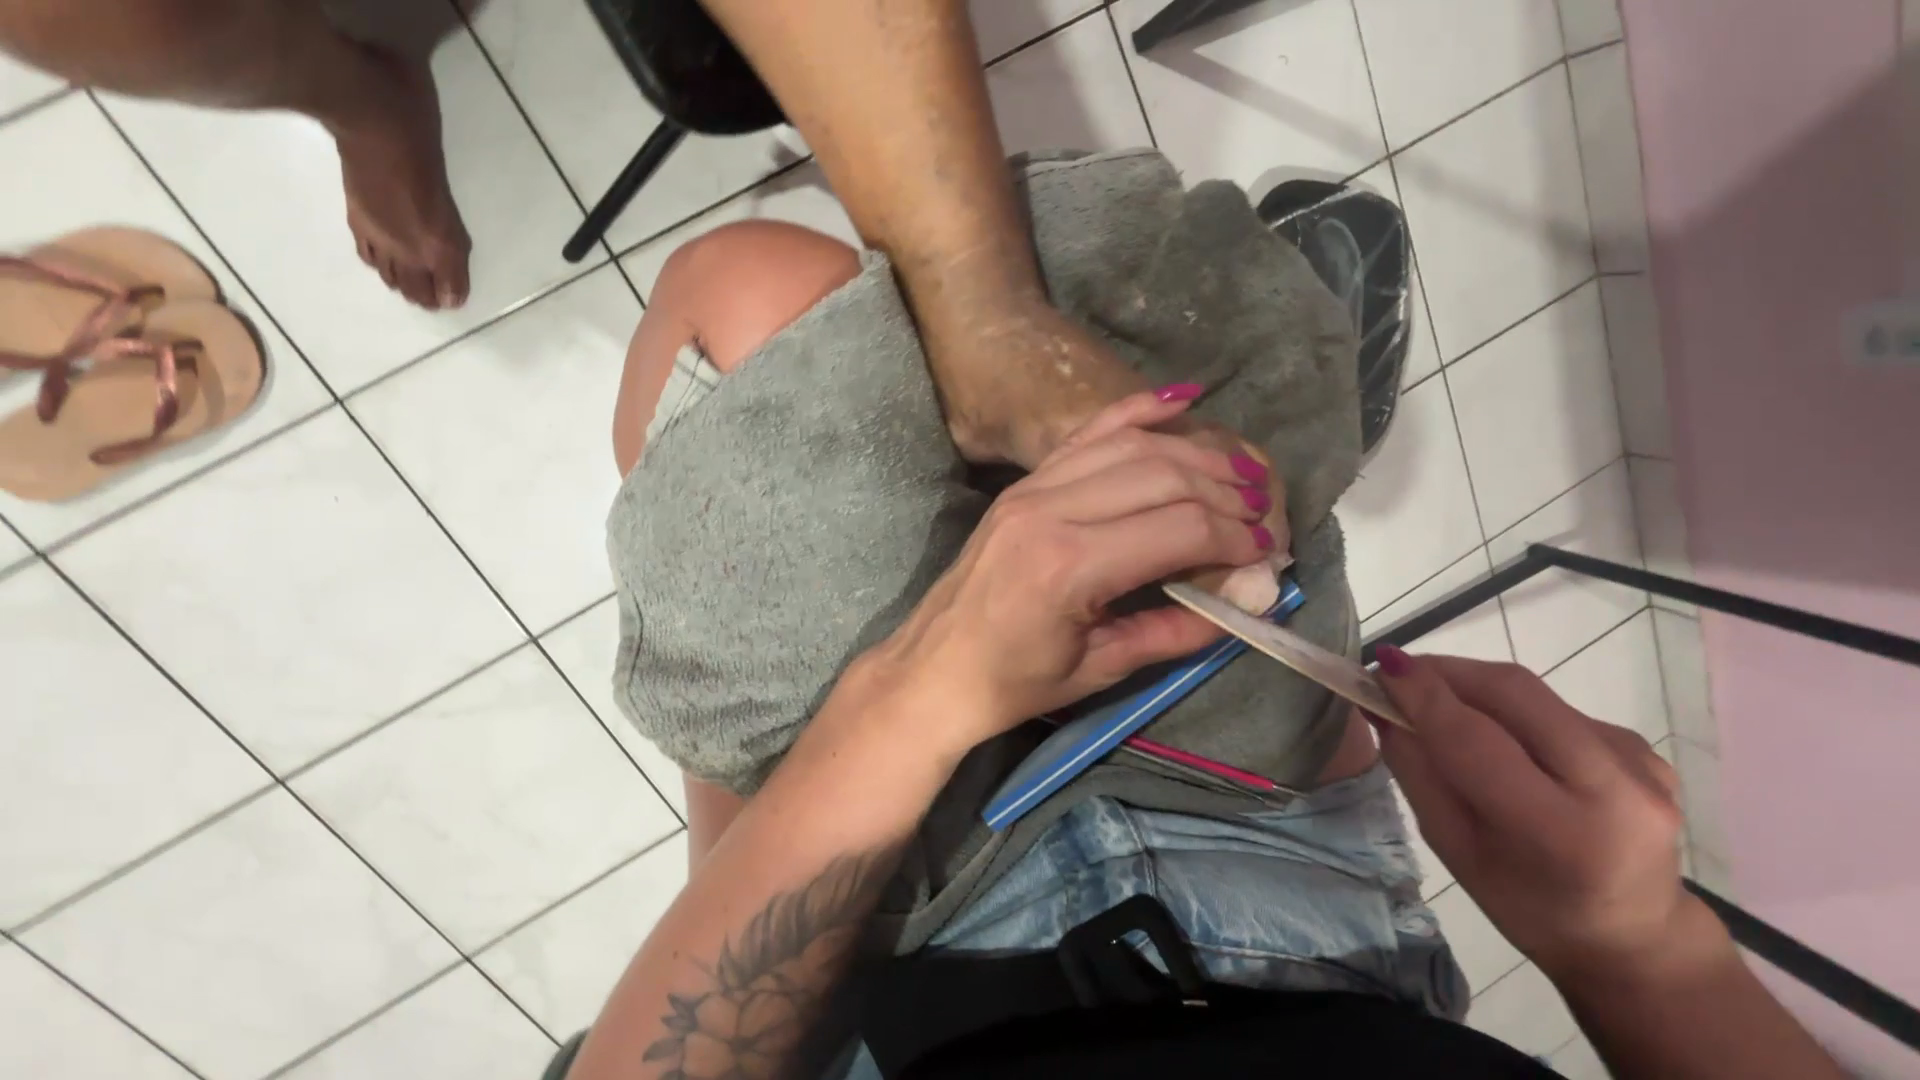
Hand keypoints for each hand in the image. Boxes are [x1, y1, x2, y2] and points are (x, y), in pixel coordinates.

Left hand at [866, 390, 1274, 753]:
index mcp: (1070, 567)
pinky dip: (1138, 414)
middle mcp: (1051, 510)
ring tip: (1239, 476)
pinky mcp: (1024, 483)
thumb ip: (1176, 629)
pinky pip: (1089, 434)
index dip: (1237, 535)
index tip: (1268, 551)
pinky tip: (1182, 401)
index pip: (1180, 527)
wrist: (935, 668)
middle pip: (1163, 475)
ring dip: (1195, 454)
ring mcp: (1032, 488)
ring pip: (1132, 446)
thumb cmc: (1013, 682)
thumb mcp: (1100, 669)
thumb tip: (1247, 598)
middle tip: (1263, 514)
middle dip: (1226, 492)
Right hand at [1372, 649, 1725, 986]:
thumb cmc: (1525, 904)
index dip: (1423, 695)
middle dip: (1447, 672)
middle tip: (1399, 672)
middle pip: (1515, 693)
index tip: (1381, 663)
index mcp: (1562, 833)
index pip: (1477, 740)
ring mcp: (1638, 763)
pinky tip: (1503, 740)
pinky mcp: (1644, 748)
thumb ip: (1418, 773)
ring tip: (1439, 707)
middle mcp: (1614, 788)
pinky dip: (1512, 711)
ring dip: (1475, 688)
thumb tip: (1383, 709)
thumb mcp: (1454, 849)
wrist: (1633, 935)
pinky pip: (1557, 711)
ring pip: (1535, 695)